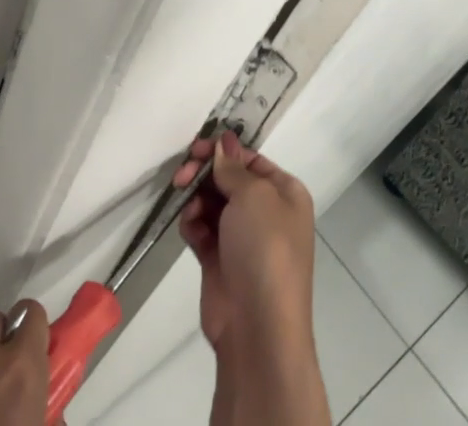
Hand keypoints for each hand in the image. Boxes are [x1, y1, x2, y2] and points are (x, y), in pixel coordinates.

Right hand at [173, 131, 316, 350]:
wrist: (258, 323)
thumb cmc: (265, 249)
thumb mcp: (254, 196)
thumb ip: (233, 168)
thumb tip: (224, 144)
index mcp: (285, 193)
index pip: (250, 160)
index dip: (223, 151)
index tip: (195, 149)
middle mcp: (266, 212)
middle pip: (227, 179)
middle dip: (203, 174)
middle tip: (182, 176)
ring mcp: (242, 237)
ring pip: (210, 202)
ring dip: (195, 200)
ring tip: (188, 210)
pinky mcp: (219, 258)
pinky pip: (201, 229)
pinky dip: (192, 224)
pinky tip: (190, 229)